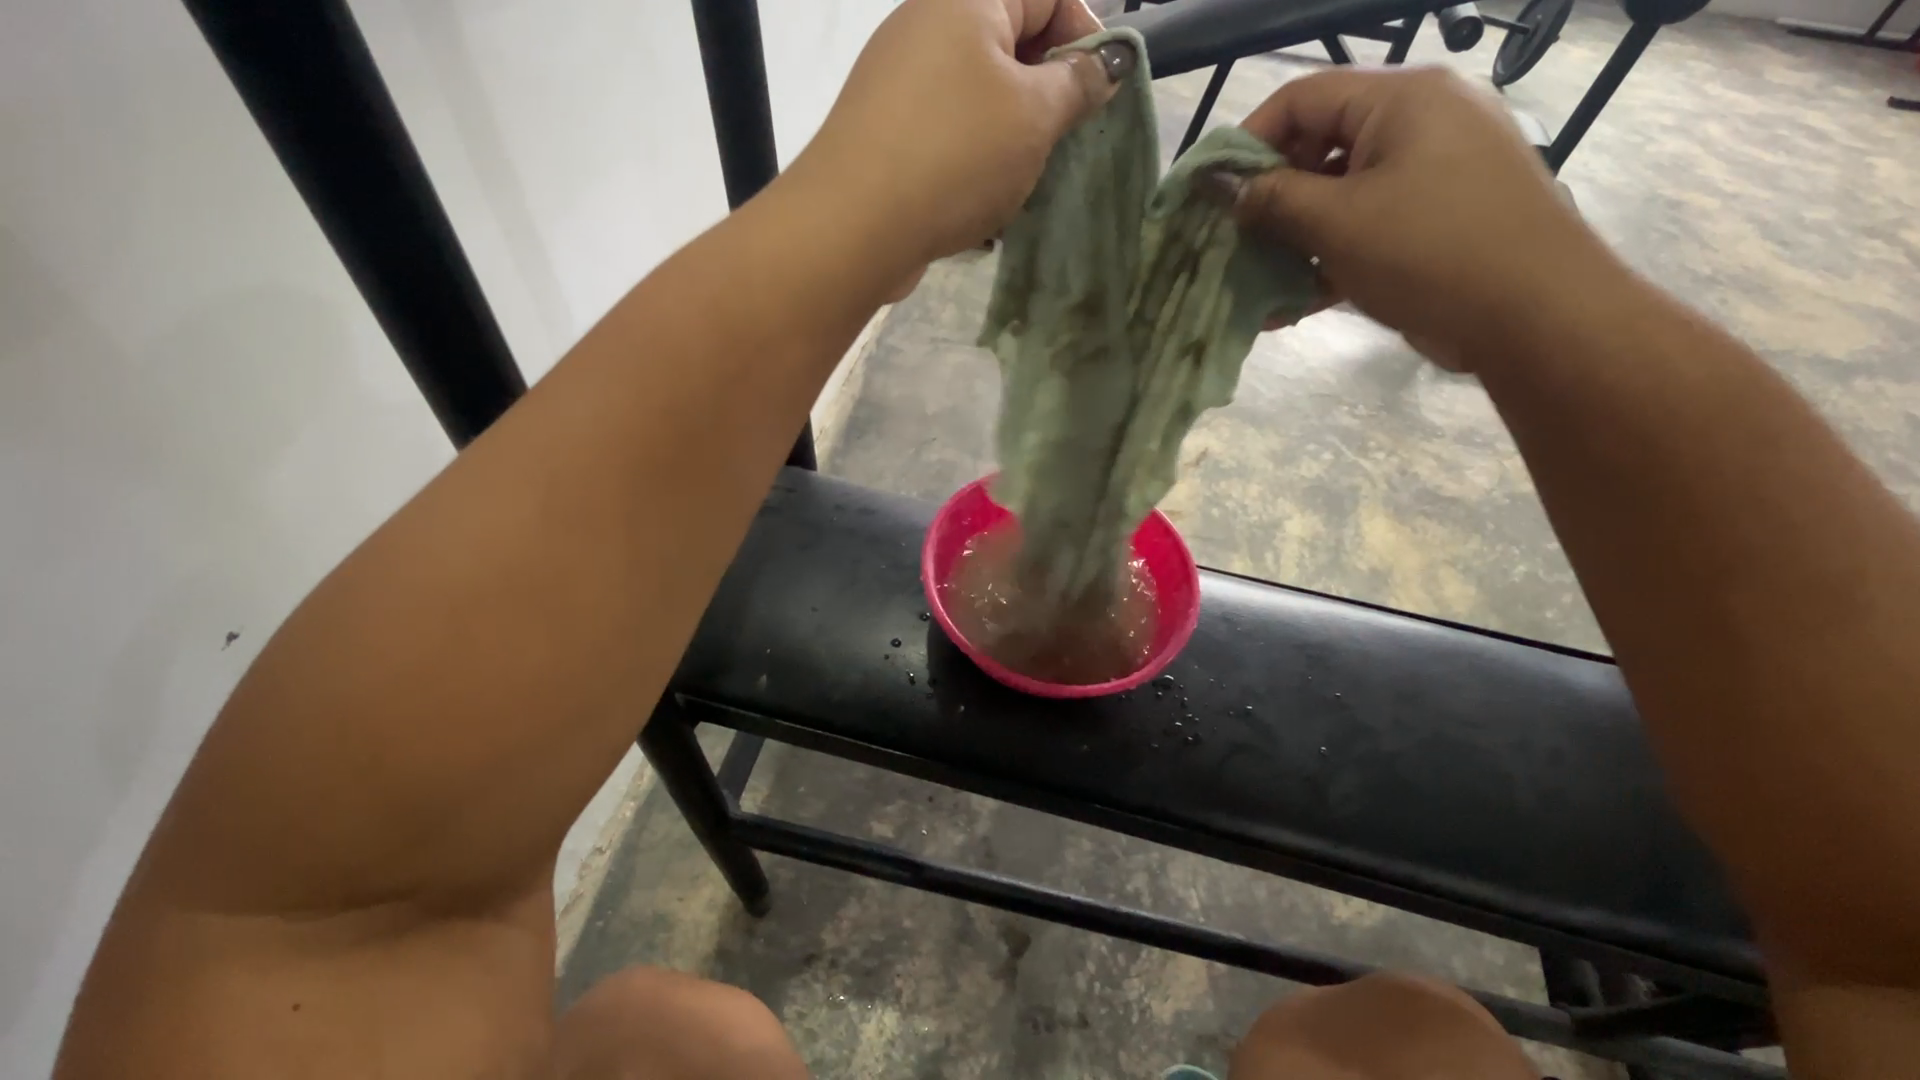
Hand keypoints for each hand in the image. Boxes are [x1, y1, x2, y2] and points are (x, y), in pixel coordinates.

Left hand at [790, 0, 1123, 269]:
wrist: (854, 227)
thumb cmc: (955, 154)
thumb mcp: (1034, 115)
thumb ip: (1078, 81)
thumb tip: (1106, 61)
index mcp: (964, 0)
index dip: (1084, 32)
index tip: (1099, 91)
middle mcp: (925, 27)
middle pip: (1009, 44)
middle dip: (1046, 92)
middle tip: (1063, 141)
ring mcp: (899, 82)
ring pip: (980, 97)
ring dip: (1011, 136)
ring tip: (1021, 179)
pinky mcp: (885, 133)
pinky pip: (947, 133)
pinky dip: (973, 160)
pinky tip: (982, 202)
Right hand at [1230, 67, 1621, 371]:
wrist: (1537, 315)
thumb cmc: (1429, 251)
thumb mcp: (1336, 223)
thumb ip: (1271, 199)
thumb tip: (1219, 185)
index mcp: (1401, 98)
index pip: (1300, 97)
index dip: (1246, 141)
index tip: (1210, 193)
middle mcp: (1422, 120)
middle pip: (1320, 145)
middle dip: (1270, 198)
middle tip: (1232, 242)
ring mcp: (1436, 171)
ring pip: (1343, 193)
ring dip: (1295, 237)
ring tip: (1255, 280)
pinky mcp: (1442, 218)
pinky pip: (1371, 225)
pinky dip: (1332, 257)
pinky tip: (1293, 302)